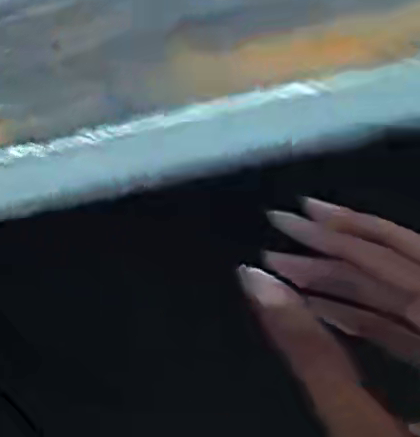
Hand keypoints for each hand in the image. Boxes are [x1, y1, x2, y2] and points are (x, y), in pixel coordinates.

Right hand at [241, 198, 419, 436]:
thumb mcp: (366, 432)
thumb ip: (312, 352)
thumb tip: (253, 277)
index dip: (355, 240)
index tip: (290, 214)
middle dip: (353, 249)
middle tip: (283, 221)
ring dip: (355, 283)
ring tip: (286, 266)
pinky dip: (378, 318)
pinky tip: (326, 309)